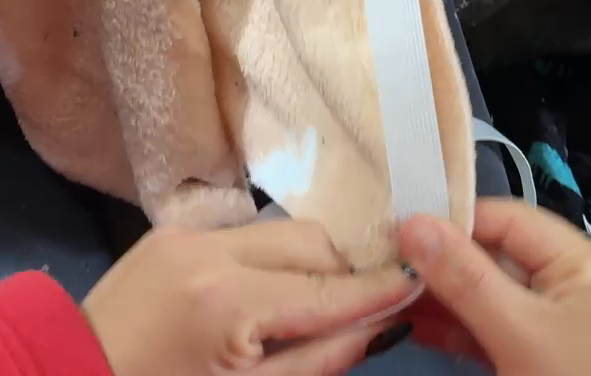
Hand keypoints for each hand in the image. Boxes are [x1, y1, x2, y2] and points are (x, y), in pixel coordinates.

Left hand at [83, 218, 417, 374]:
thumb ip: (315, 363)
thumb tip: (373, 325)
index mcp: (225, 302)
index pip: (324, 290)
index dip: (376, 288)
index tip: (417, 281)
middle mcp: (211, 247)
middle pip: (310, 240)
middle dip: (344, 269)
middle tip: (362, 304)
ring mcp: (188, 231)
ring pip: (282, 230)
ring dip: (310, 262)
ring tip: (316, 302)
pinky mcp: (173, 229)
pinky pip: (246, 234)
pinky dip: (272, 259)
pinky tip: (271, 292)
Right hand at [399, 199, 590, 375]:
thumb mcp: (521, 337)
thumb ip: (466, 278)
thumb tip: (412, 224)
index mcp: (587, 264)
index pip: (510, 219)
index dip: (455, 219)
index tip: (400, 229)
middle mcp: (579, 286)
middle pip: (500, 256)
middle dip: (444, 262)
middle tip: (387, 263)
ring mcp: (565, 328)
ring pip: (496, 297)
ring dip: (446, 298)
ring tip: (391, 294)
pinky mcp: (550, 363)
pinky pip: (502, 332)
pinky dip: (464, 330)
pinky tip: (419, 326)